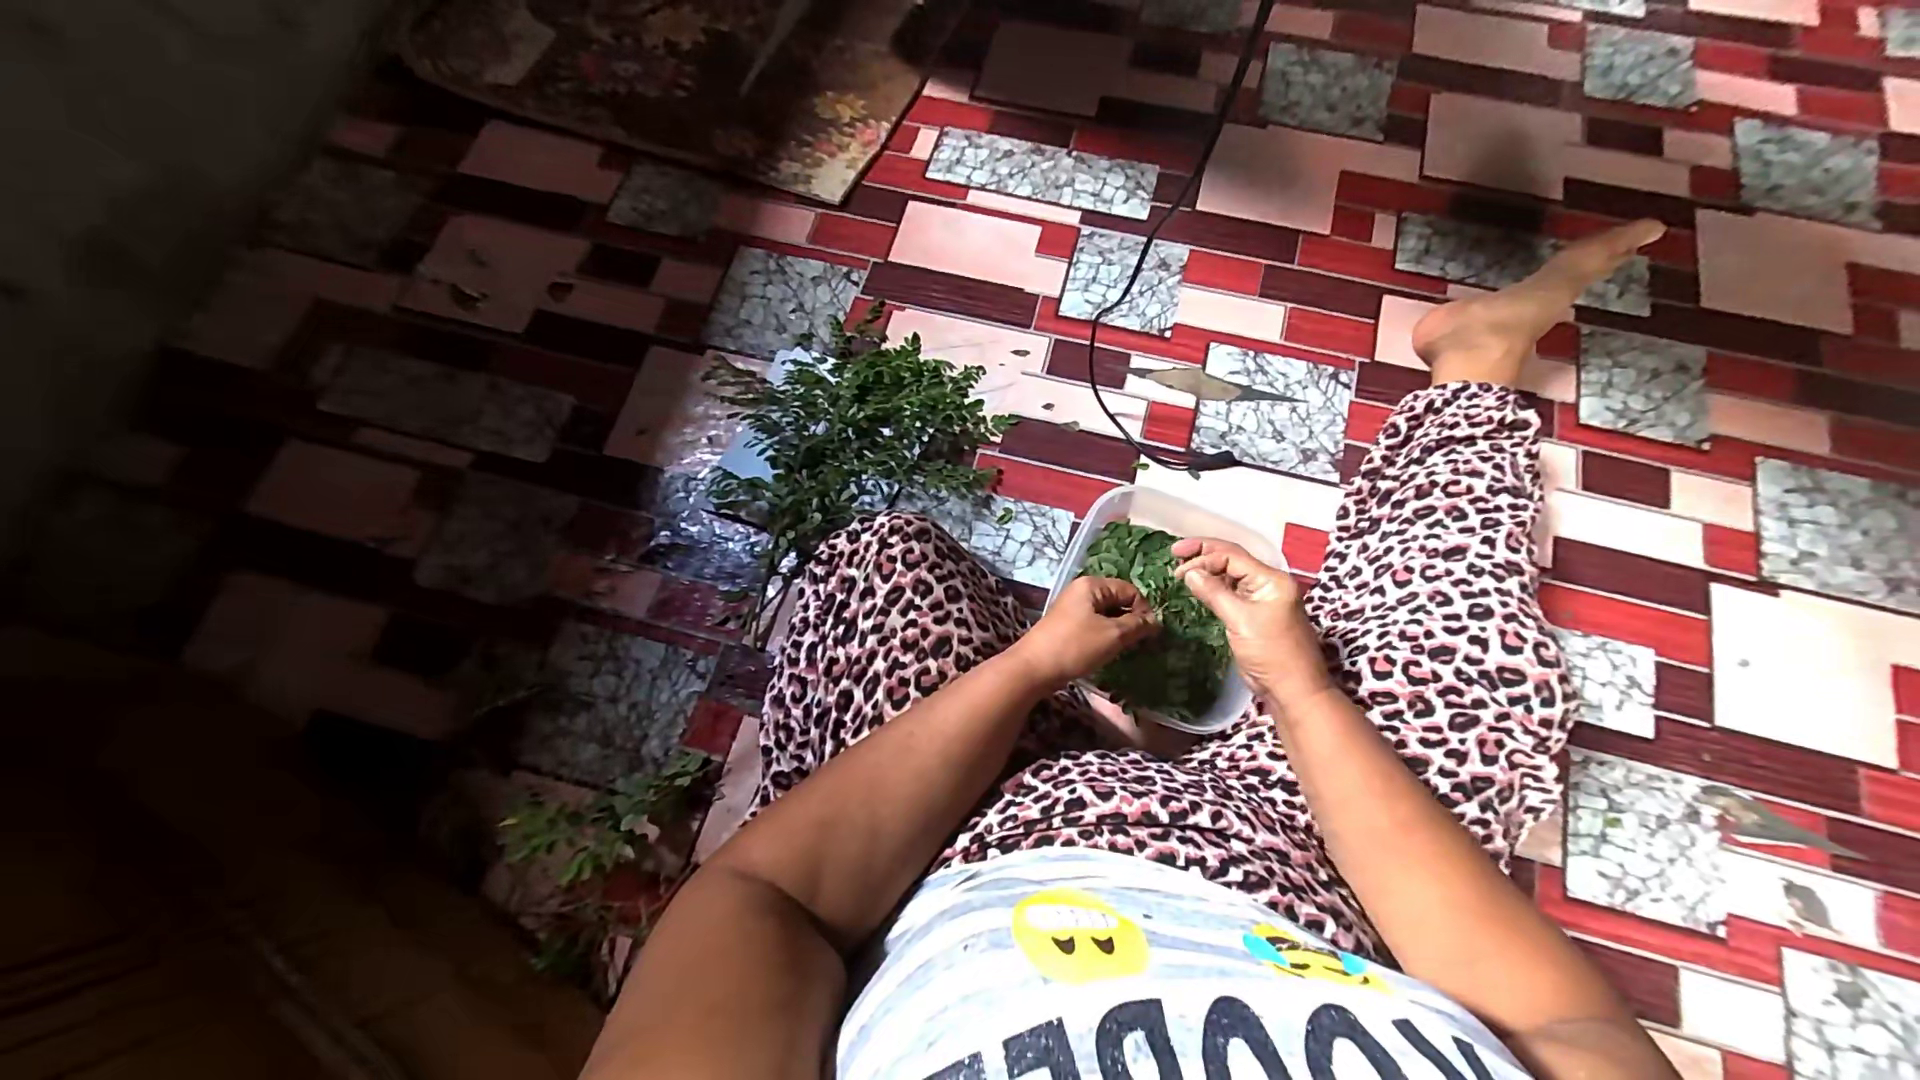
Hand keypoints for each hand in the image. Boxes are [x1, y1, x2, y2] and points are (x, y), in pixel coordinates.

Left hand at [1006, 576, 1158, 689]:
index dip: (1144, 610)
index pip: (1130, 590)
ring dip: (1120, 631)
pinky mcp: (1068, 626)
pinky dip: (1105, 636)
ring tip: (1126, 649)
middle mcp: (1082, 591)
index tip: (1149, 634)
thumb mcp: (1112, 635)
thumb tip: (1156, 621)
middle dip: (1132, 621)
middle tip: (1140, 643)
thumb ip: (1138, 625)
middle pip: (1118, 601)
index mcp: (1092, 585)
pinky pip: (1095, 625)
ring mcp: (1073, 608)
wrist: (1034, 668)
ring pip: (1107, 615)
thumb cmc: (1075, 646)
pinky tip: (1108, 652)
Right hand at [1171, 537, 1331, 707]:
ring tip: (1181, 567)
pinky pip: (1230, 590)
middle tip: (1174, 551)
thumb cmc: (1272, 653)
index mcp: (1271, 579)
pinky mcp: (1253, 613)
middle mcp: (1267, 583)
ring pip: (1230, 574)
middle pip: (1231, 559)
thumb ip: (1214, 592)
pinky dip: (1212, 585)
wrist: (1293, 689)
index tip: (1178, 571)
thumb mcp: (1240, 620)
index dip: (1202, 558)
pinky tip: (1197, 585)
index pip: (1232, 556)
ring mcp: (1261, 598)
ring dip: (1206, 568)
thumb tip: (1188, 572)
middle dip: (1203, 553)